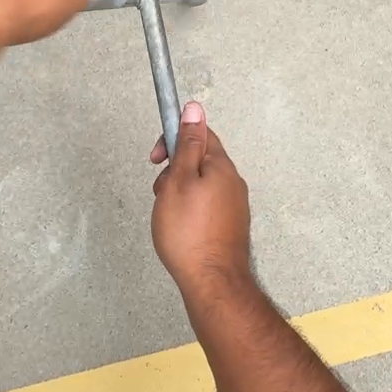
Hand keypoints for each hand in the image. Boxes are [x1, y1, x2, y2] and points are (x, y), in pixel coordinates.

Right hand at [151, 102, 253, 302]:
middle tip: (161, 192)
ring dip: (180, 190)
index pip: (200, 133)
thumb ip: (186, 143)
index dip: (174, 138)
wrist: (212, 283)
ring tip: (168, 214)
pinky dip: (190, 208)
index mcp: (221, 166)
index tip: (157, 158)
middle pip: (199, 159)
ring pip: (201, 183)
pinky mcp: (230, 224)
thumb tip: (194, 108)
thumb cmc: (189, 233)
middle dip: (174, 169)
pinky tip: (180, 228)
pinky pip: (207, 203)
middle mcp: (233, 181)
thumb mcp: (179, 179)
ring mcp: (234, 204)